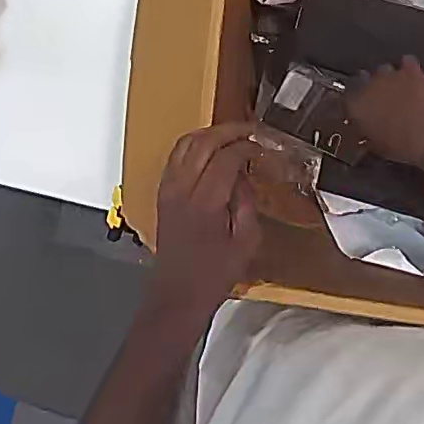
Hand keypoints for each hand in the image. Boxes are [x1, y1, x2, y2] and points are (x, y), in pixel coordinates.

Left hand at [151, 123, 262, 315]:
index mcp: (205, 202)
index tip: (261, 147)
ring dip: (209, 133)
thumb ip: (247, 203)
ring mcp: (168, 188)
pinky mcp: (162, 192)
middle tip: (250, 130)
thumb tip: (244, 175)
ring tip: (232, 135)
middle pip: (203, 142)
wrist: (178, 292)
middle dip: (229, 131)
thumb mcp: (247, 242)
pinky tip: (209, 148)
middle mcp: (182, 189)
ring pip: (185, 143)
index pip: (225, 158)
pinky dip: (193, 144)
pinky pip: (175, 155)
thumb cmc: (214, 273)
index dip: (245, 147)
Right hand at [346, 56, 423, 169]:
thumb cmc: (403, 146)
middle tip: (374, 101)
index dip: (348, 104)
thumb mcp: (375, 146)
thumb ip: (364, 133)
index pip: (341, 99)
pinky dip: (407, 69)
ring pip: (381, 69)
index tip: (353, 110)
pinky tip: (410, 77)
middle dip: (364, 87)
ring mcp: (389, 75)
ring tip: (393, 89)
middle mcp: (366, 85)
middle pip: (359, 79)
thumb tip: (363, 131)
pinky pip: (406, 62)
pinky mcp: (411, 70)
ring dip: (385, 78)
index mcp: (354, 105)